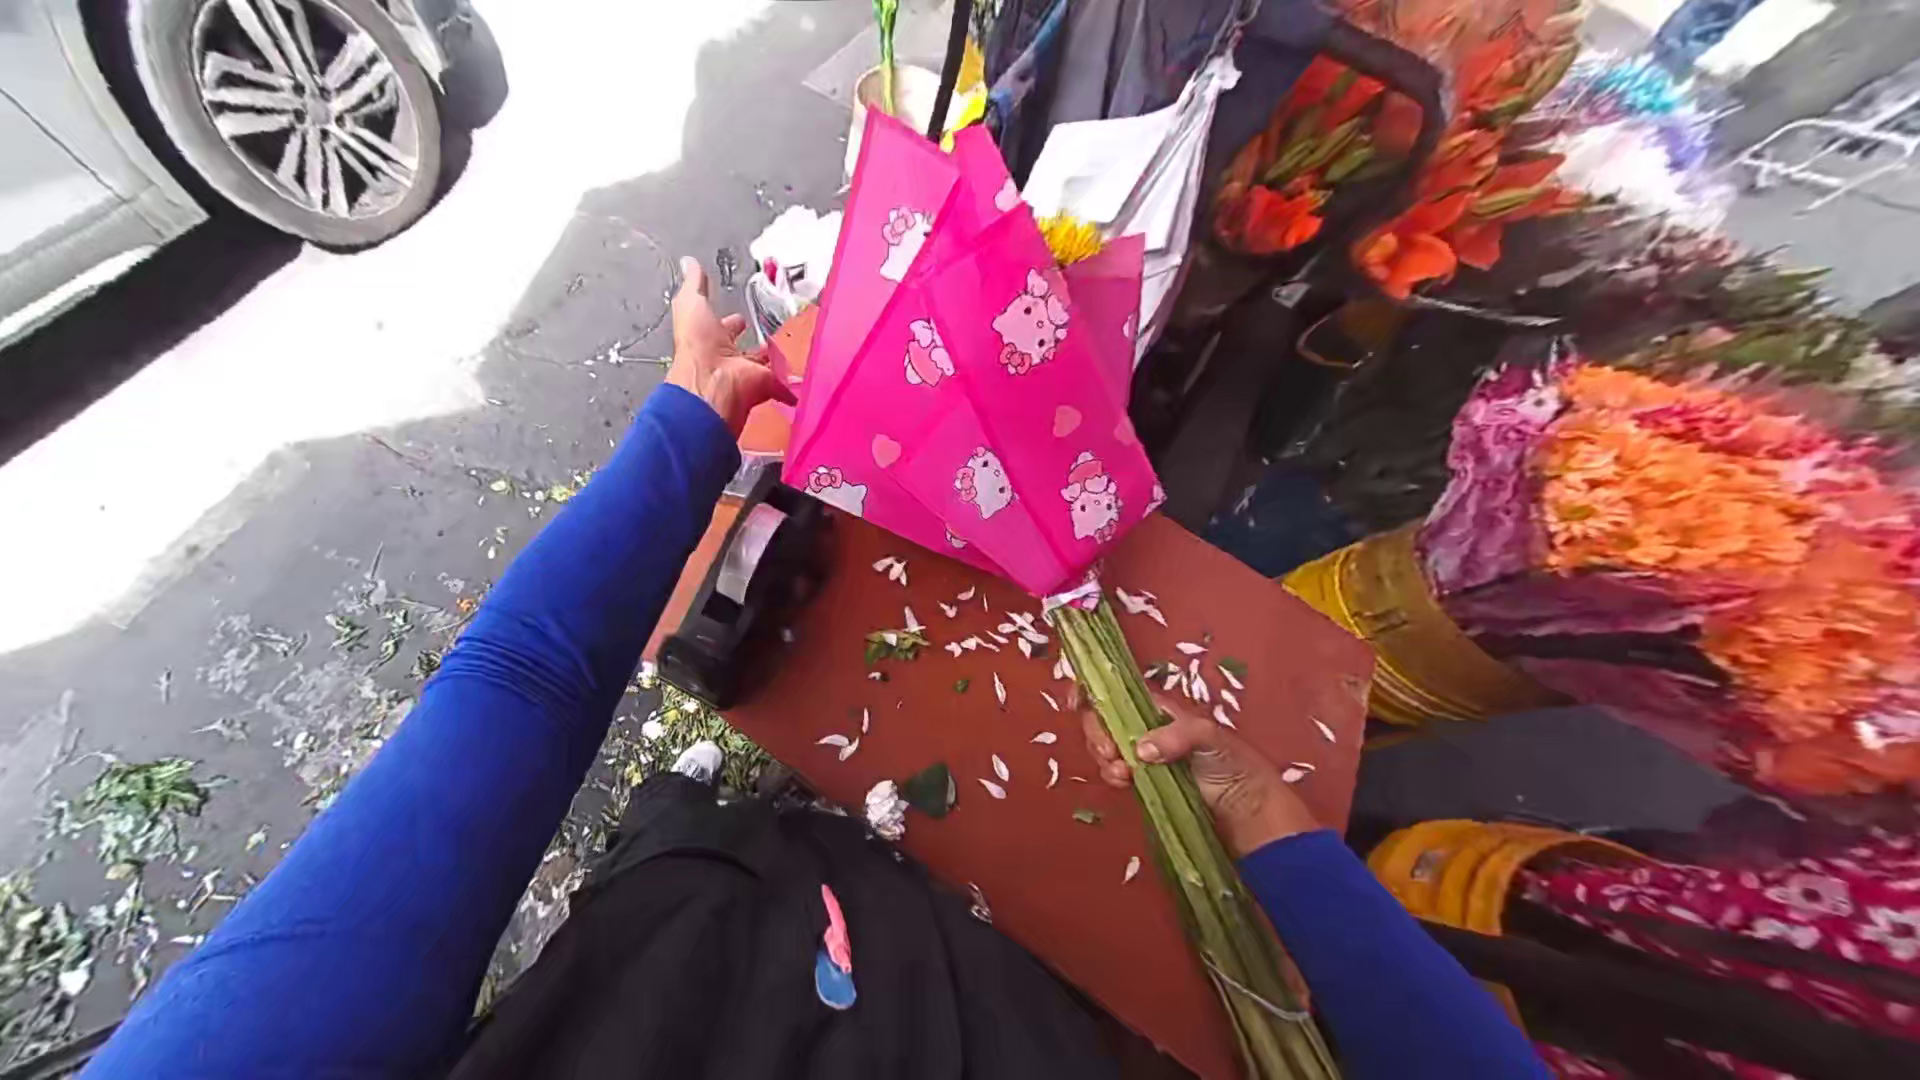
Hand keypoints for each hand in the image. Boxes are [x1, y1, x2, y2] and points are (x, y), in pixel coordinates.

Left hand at [666, 257, 795, 434]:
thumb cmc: (699, 344)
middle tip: (771, 337)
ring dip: (776, 362)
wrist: (714, 380)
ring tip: (791, 352)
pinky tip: (803, 382)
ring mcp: (750, 374)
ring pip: (766, 366)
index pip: (724, 329)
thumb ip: (694, 284)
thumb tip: (690, 263)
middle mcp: (731, 358)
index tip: (740, 318)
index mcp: (711, 339)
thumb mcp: (692, 304)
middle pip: (748, 350)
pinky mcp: (768, 385)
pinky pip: (784, 385)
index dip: (732, 323)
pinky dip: (792, 386)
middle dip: (758, 345)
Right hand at [1082, 694, 1318, 856]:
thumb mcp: (1208, 734)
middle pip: (1101, 717)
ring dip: (1104, 757)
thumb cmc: (1230, 758)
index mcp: (1154, 705)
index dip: (1091, 689)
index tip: (1077, 701)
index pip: (1114, 689)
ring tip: (1123, 774)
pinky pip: (1113, 770)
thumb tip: (1139, 749)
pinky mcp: (1140, 778)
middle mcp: (1141, 724)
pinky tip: (1124, 782)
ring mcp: (1139, 751)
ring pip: (1103, 744)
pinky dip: (1111, 774)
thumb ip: (1175, 735)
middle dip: (1097, 732)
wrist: (1246, 804)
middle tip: (1110, 754)